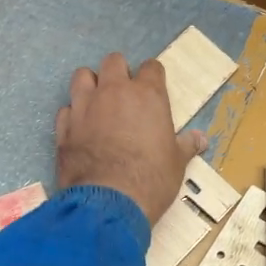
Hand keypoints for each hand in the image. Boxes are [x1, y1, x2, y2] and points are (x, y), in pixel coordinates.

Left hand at [55, 53, 206, 222]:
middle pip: (113, 62)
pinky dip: (72, 115)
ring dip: (90, 85)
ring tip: (97, 103)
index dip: (152, 78)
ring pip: (82, 76)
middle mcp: (113, 92)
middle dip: (119, 72)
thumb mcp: (177, 163)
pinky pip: (65, 110)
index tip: (153, 91)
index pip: (151, 68)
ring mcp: (84, 107)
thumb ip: (185, 146)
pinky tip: (79, 129)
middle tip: (123, 94)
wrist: (108, 203)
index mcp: (147, 95)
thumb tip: (201, 139)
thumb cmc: (151, 180)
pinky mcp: (64, 128)